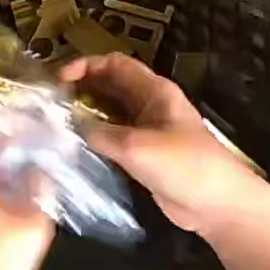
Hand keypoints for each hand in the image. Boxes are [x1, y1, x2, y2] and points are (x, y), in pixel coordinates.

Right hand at [59, 53, 269, 233]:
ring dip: (83, 113)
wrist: (219, 206)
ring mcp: (145, 128)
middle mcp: (148, 104)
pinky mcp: (141, 152)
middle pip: (108, 84)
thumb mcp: (136, 146)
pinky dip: (91, 135)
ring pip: (107, 111)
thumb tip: (66, 126)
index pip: (114, 63)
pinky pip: (110, 135)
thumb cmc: (185, 166)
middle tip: (50, 99)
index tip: (60, 79)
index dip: (85, 65)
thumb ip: (98, 133)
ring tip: (54, 120)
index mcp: (154, 91)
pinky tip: (71, 144)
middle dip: (79, 87)